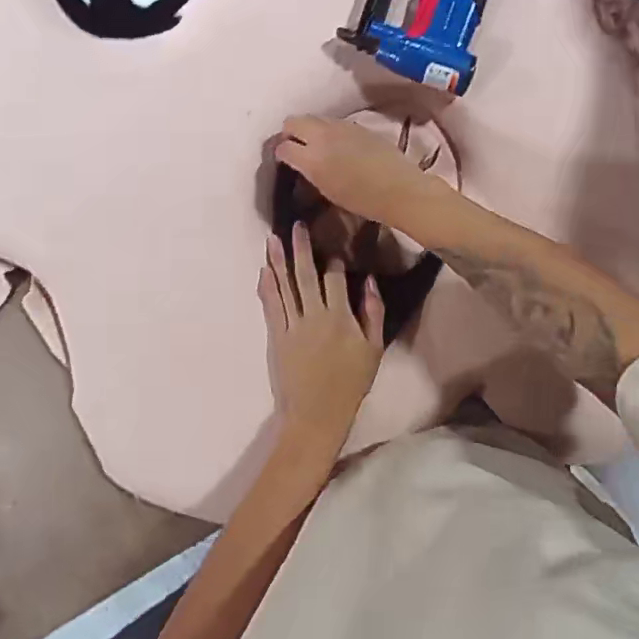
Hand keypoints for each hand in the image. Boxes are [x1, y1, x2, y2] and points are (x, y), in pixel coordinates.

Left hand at [258, 223, 385, 433]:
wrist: (317, 413)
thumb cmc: (350, 383)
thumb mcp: (374, 350)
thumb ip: (373, 313)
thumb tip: (370, 281)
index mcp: (341, 318)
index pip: (336, 279)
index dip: (333, 259)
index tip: (331, 241)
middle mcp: (315, 316)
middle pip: (306, 275)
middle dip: (301, 248)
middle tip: (296, 226)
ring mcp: (293, 325)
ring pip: (284, 286)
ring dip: (278, 261)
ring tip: (272, 239)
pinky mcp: (276, 336)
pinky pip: (271, 305)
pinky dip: (267, 286)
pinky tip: (264, 270)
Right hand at [270, 117, 445, 227]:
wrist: (398, 189)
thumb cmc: (362, 199)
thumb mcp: (326, 189)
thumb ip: (309, 170)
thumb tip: (300, 162)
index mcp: (311, 158)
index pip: (283, 147)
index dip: (280, 153)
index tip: (283, 160)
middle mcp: (322, 136)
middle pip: (293, 121)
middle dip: (289, 132)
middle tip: (294, 147)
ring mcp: (341, 126)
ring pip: (314, 118)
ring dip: (309, 129)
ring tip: (316, 145)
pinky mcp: (357, 125)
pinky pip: (333, 122)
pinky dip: (328, 130)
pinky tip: (338, 145)